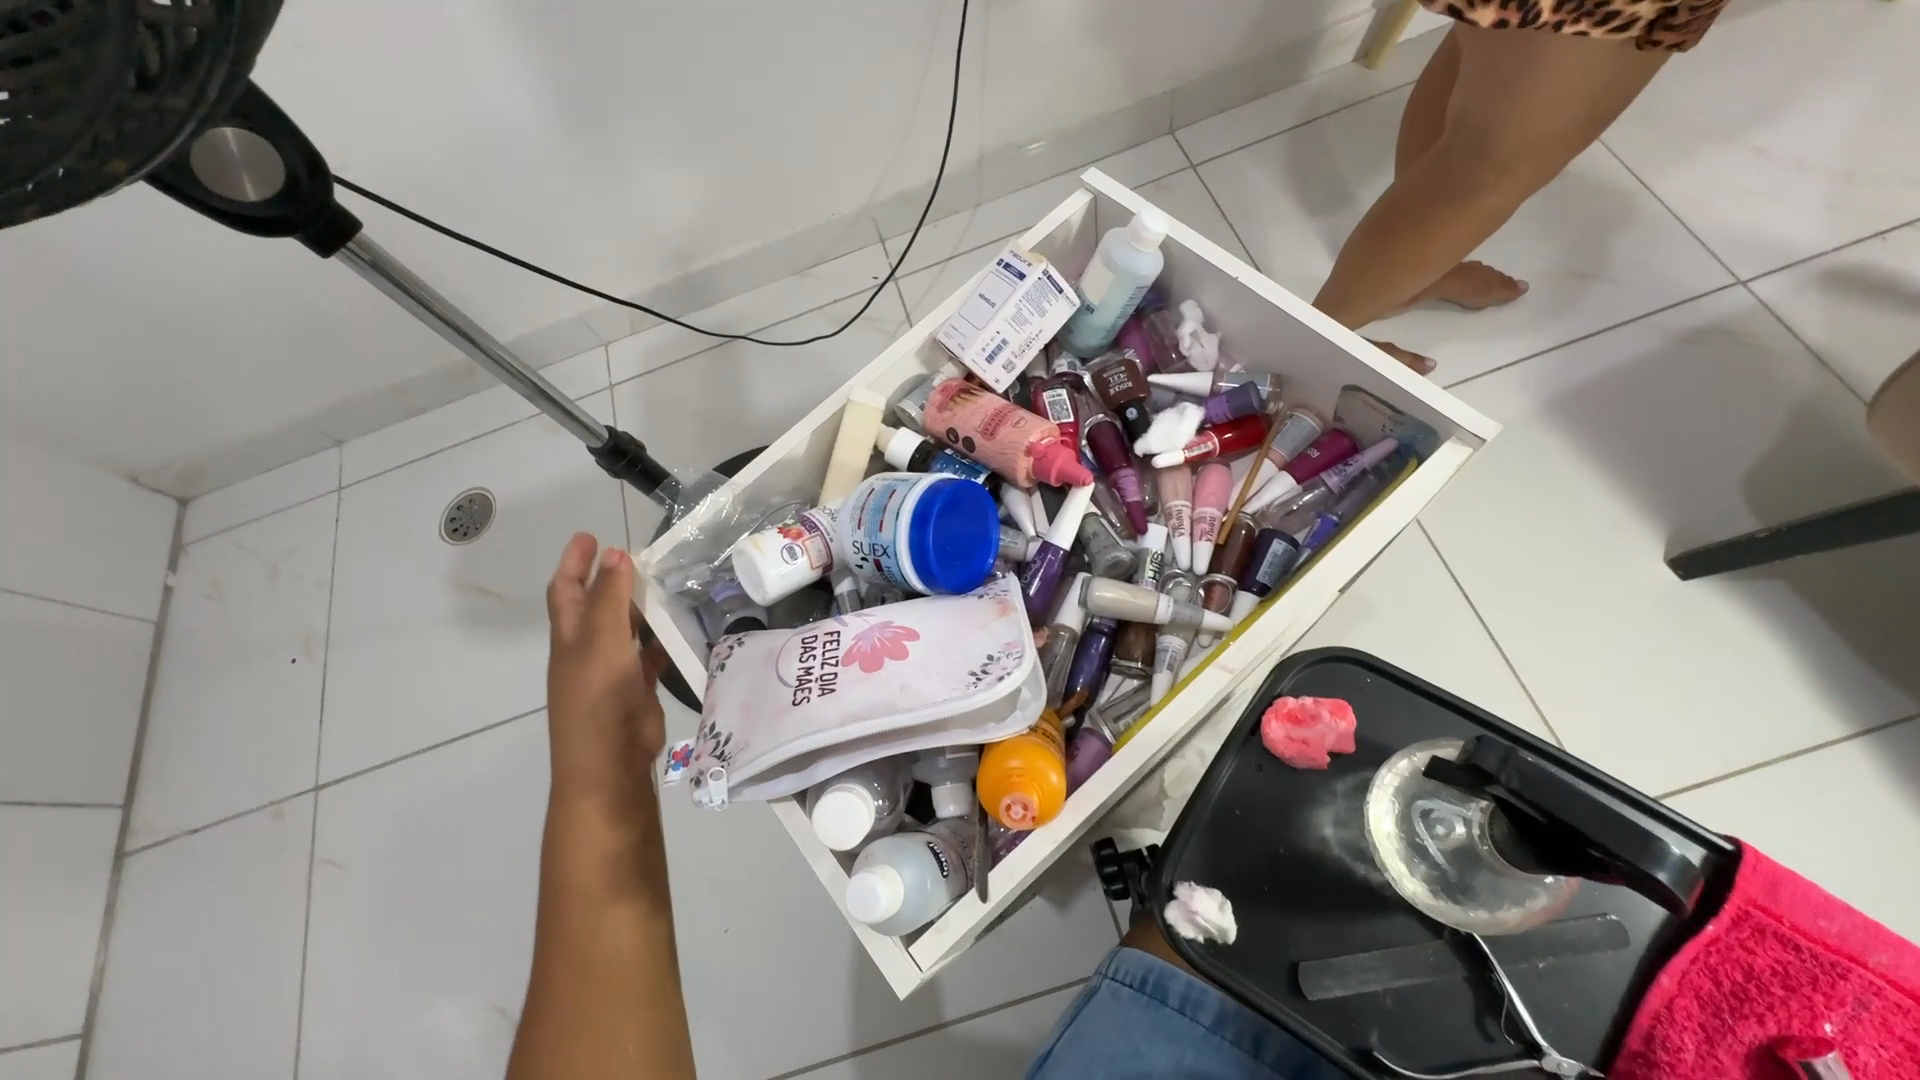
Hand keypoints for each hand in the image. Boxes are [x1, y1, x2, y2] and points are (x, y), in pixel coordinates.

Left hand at [545, 533, 671, 807]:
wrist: (609, 761)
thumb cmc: (598, 698)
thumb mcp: (602, 640)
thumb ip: (610, 597)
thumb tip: (615, 553)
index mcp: (570, 636)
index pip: (566, 590)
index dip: (574, 562)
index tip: (590, 534)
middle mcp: (586, 650)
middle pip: (595, 607)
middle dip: (607, 580)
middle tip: (634, 555)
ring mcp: (611, 672)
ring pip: (623, 630)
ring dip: (637, 608)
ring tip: (663, 584)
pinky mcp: (635, 690)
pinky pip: (647, 657)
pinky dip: (659, 641)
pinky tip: (678, 631)